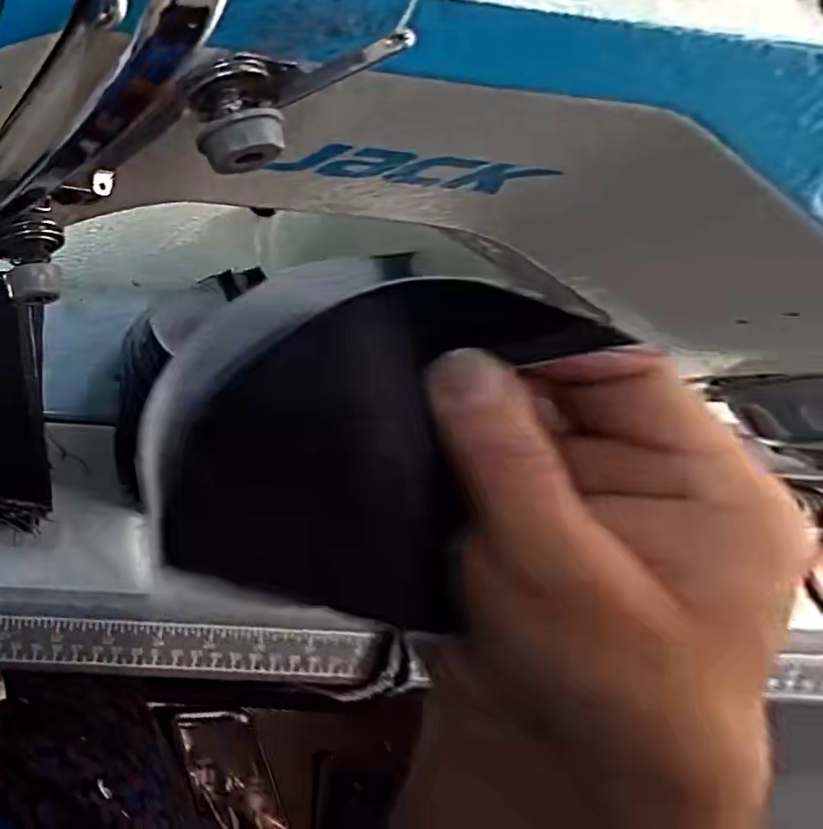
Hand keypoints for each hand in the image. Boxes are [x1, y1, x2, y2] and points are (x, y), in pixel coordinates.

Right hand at [399, 348, 814, 828]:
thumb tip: (459, 361)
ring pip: (498, 423)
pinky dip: (433, 451)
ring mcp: (573, 496)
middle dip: (476, 393)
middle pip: (548, 392)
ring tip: (399, 429)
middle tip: (411, 399)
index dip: (536, 349)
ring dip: (446, 425)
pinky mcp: (516, 512)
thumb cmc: (597, 674)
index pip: (620, 370)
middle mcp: (640, 477)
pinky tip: (403, 456)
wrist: (553, 751)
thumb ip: (504, 456)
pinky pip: (469, 456)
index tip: (450, 349)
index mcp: (701, 481)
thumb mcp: (554, 561)